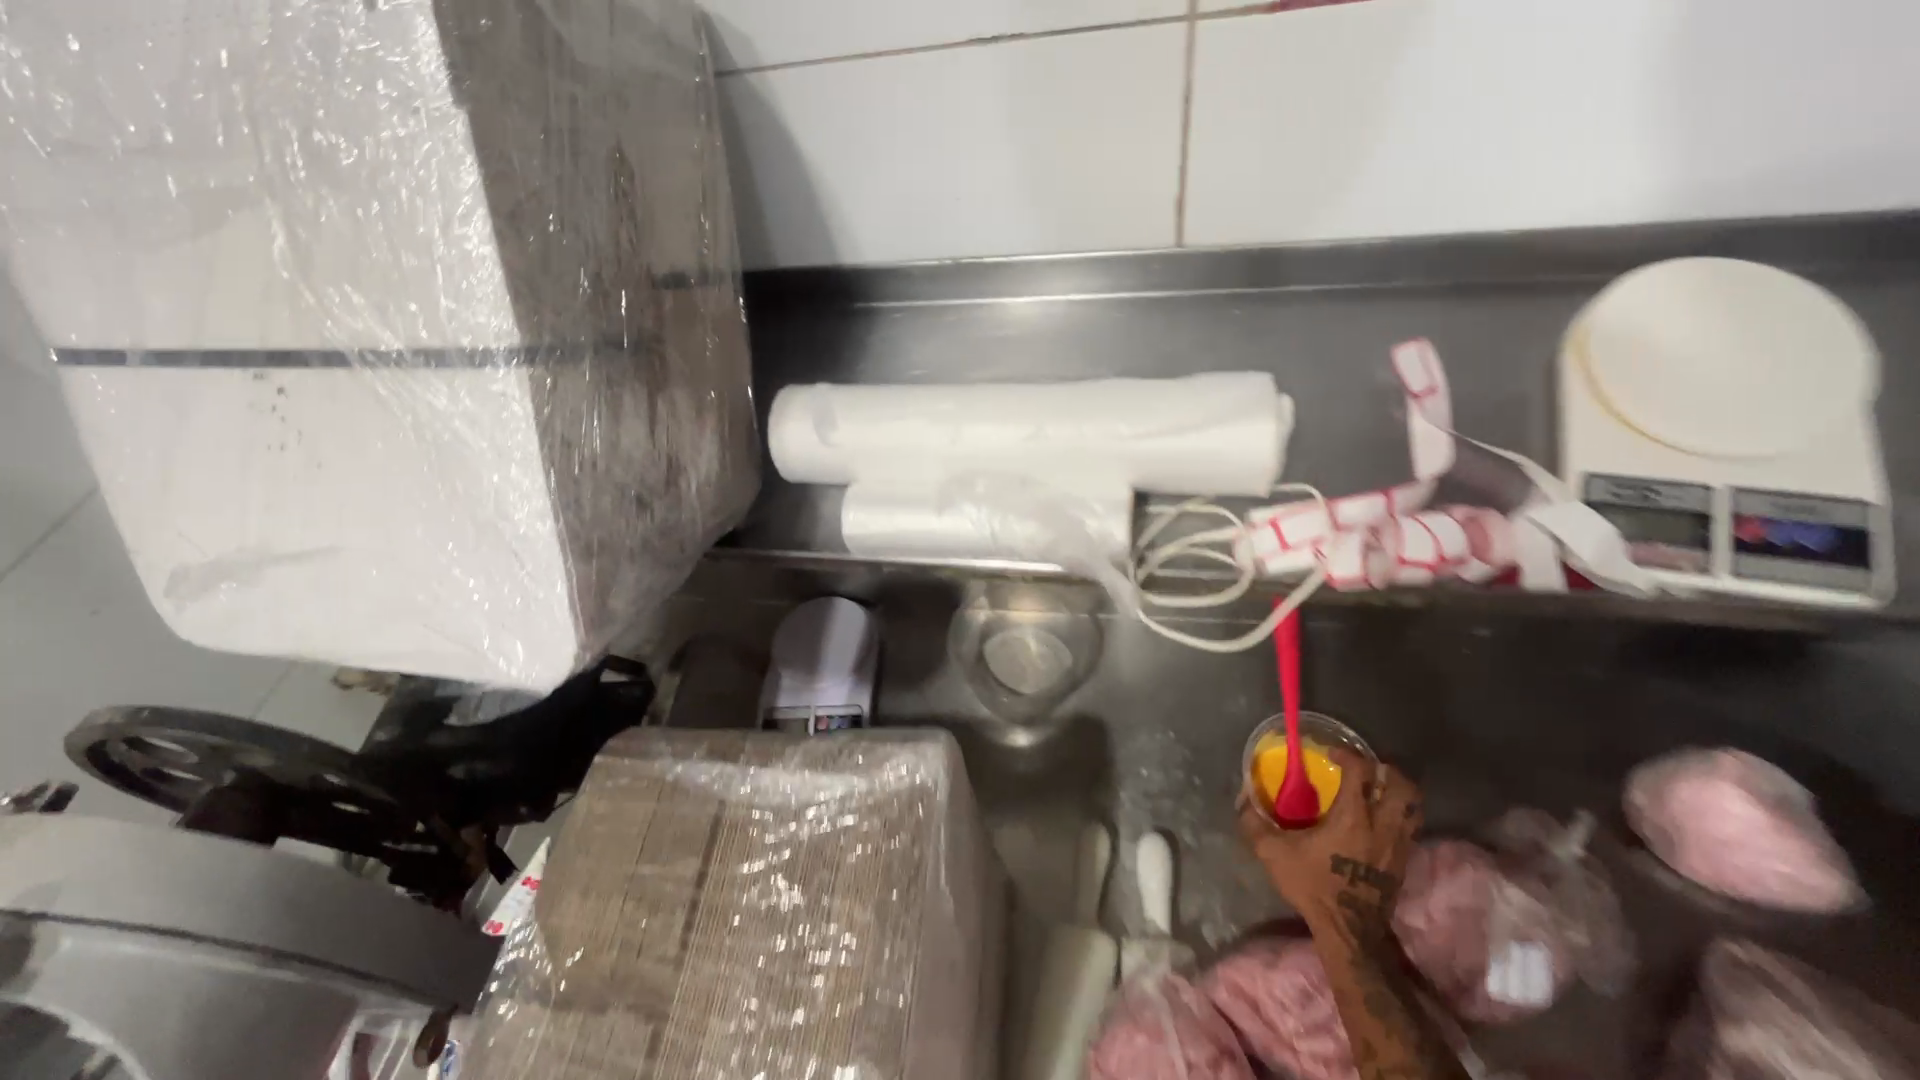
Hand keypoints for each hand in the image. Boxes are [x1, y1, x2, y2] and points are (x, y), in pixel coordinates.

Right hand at [1238, 747, 1422, 931]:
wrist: (1350, 928)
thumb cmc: (1313, 885)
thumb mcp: (1274, 854)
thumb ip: (1254, 823)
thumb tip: (1243, 798)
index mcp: (1352, 816)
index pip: (1361, 770)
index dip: (1348, 754)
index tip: (1332, 753)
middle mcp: (1382, 823)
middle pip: (1400, 783)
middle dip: (1385, 768)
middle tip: (1366, 768)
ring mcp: (1399, 842)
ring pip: (1414, 804)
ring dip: (1399, 790)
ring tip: (1380, 789)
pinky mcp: (1406, 859)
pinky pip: (1413, 825)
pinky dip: (1402, 814)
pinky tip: (1383, 819)